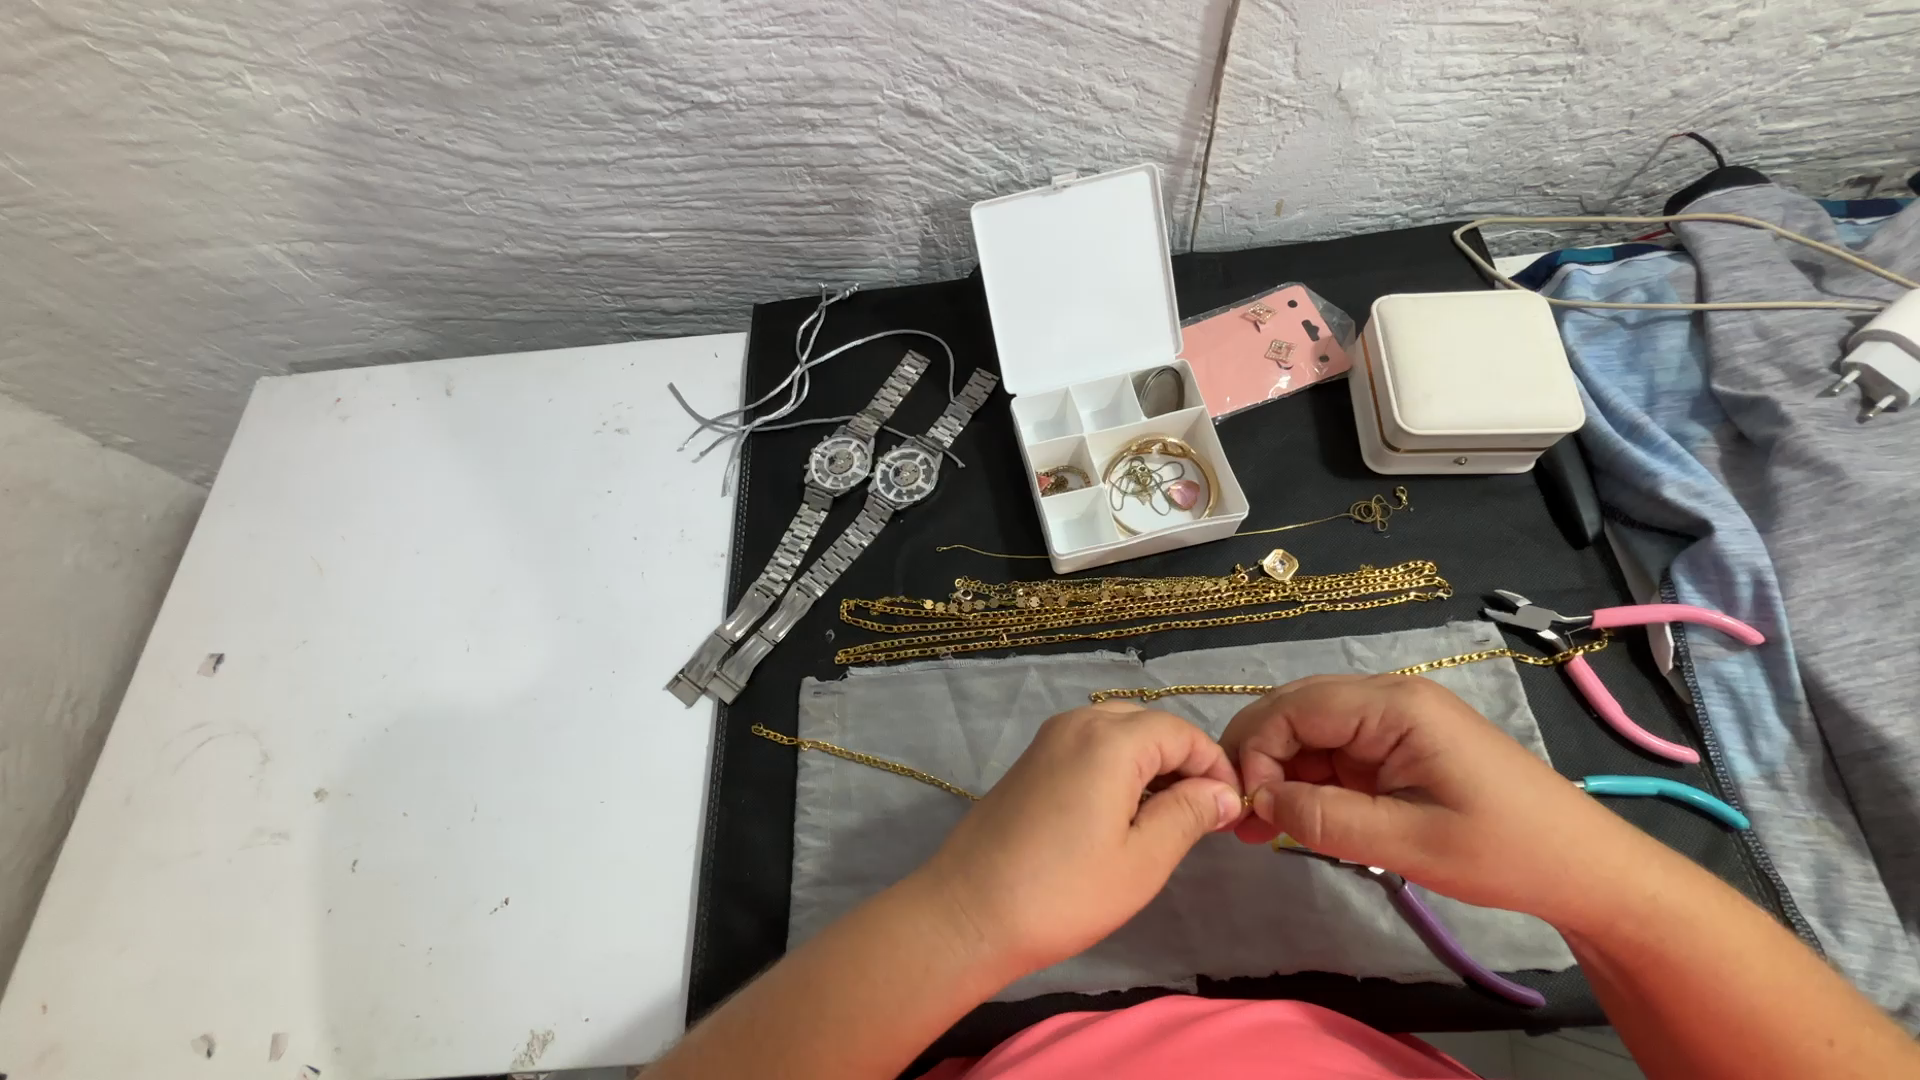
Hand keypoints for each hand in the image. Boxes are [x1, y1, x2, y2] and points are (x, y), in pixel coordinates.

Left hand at [910, 701, 1242, 978]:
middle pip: (1149, 725)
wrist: (969, 910)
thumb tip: (1223, 791)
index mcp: (1109, 739)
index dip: (1214, 765)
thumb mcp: (1142, 861)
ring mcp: (1048, 738)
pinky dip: (1117, 767)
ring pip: (1118, 732)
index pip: (1181, 731)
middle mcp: (1077, 722)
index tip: (1230, 810)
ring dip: (1150, 764)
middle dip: (1183, 762)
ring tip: (1166, 819)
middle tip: (1202, 816)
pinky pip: (1089, 745)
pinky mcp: (1032, 758)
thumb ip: (1188, 814)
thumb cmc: (1063, 892)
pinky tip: (1122, 812)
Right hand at [1220, 674, 1641, 922]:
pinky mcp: (1394, 744)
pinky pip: (1330, 751)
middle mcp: (1386, 697)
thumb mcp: (1410, 844)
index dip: (1255, 749)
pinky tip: (1293, 816)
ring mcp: (1391, 719)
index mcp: (1394, 705)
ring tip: (1257, 826)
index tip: (1246, 807)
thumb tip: (1256, 800)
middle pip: (1292, 710)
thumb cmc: (1507, 852)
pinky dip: (1304, 781)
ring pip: (1305, 731)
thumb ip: (1324, 819)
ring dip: (1276, 772)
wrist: (1590, 873)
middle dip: (1256, 757)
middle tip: (1237, 816)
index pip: (1293, 707)